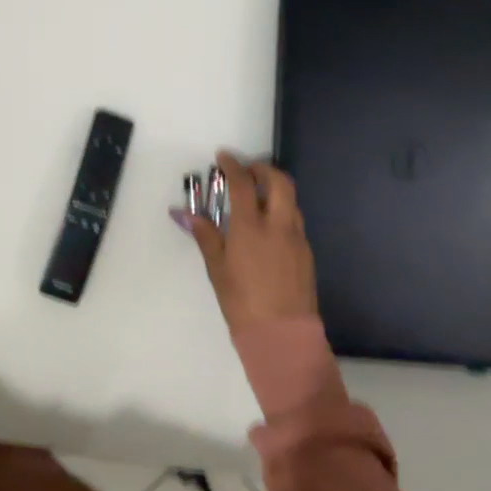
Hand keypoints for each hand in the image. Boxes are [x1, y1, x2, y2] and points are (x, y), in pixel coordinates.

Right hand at [175, 152, 317, 328]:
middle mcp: (278, 226)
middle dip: (263, 169)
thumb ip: (205, 235)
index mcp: (251, 227)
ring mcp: (296, 238)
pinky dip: (281, 212)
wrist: (282, 334)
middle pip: (279, 182)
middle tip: (247, 170)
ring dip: (275, 190)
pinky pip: (295, 222)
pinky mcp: (306, 253)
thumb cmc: (241, 301)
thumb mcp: (216, 268)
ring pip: (291, 201)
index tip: (223, 157)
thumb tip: (184, 213)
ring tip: (256, 197)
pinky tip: (268, 228)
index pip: (243, 183)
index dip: (233, 165)